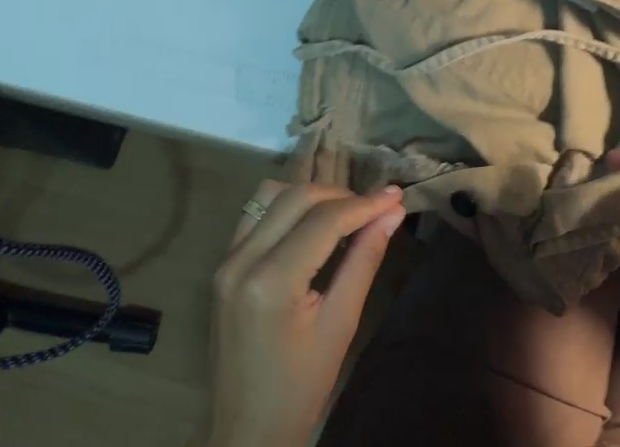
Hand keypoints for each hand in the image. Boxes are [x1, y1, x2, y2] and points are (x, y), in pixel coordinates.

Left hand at [202, 180, 405, 446]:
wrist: (248, 429)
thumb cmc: (301, 387)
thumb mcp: (341, 325)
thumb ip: (364, 261)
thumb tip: (393, 214)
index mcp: (271, 282)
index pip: (324, 220)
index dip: (365, 203)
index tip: (397, 195)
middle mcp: (241, 261)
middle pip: (296, 197)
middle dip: (341, 195)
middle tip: (378, 206)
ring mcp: (226, 261)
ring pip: (270, 196)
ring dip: (311, 195)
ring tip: (346, 213)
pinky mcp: (222, 265)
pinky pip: (255, 215)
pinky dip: (286, 208)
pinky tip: (312, 225)